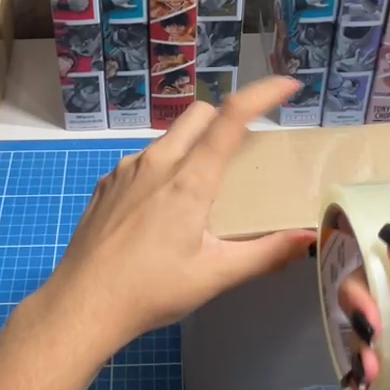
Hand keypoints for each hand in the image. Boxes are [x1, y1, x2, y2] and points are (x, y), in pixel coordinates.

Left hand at [31, 76, 315, 356]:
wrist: (81, 304)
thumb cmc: (151, 290)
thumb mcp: (215, 275)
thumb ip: (265, 253)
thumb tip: (308, 237)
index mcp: (189, 179)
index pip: (231, 117)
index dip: (262, 93)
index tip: (287, 84)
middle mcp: (157, 161)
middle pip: (200, 114)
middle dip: (227, 116)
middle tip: (244, 149)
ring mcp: (127, 168)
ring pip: (170, 137)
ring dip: (194, 145)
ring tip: (203, 187)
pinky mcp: (108, 181)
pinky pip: (145, 159)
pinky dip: (165, 167)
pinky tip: (162, 208)